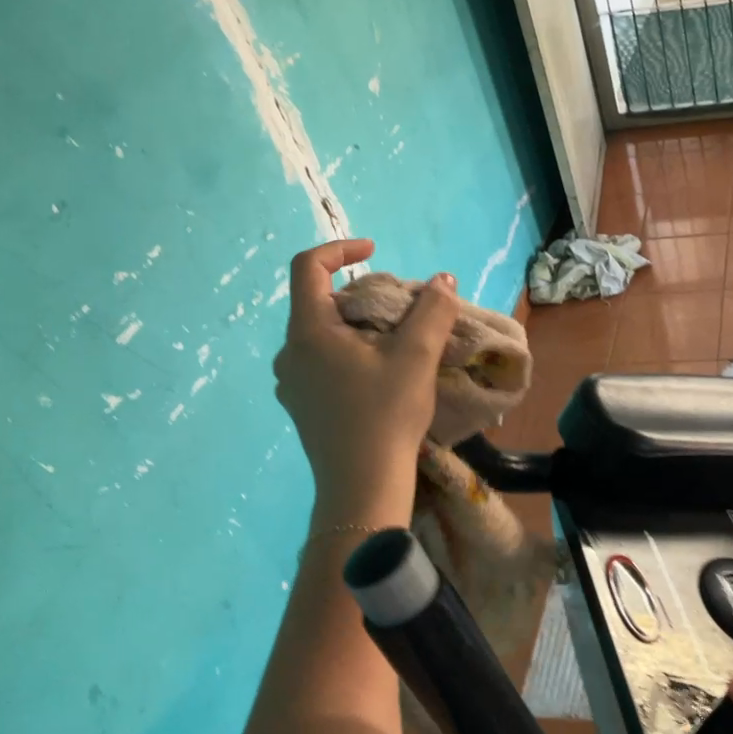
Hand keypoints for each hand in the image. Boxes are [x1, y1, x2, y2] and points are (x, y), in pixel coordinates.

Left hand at [272, 239, 460, 525]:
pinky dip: (351, 353)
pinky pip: (324, 362)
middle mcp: (290, 352)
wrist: (362, 484)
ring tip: (397, 342)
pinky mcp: (303, 406)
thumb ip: (432, 310)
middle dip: (362, 295)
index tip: (375, 251)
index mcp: (309, 331)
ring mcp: (293, 383)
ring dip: (359, 327)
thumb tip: (442, 281)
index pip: (307, 267)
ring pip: (324, 335)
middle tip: (402, 308)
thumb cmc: (385, 413)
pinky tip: (381, 375)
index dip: (340, 248)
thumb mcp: (417, 355)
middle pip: (320, 303)